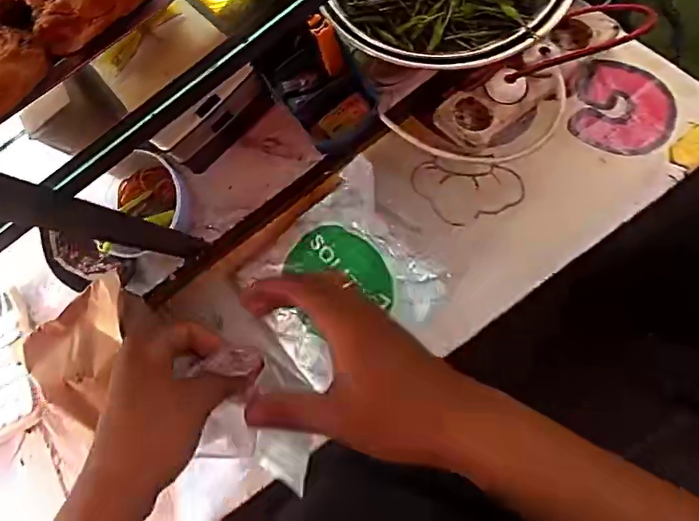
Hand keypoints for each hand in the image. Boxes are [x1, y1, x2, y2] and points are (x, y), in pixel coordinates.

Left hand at [67, 319, 252, 517]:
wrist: (118, 487)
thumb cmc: (155, 434)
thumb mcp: (198, 401)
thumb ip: (225, 379)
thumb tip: (248, 367)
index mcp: (144, 345)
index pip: (188, 329)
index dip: (216, 343)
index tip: (235, 361)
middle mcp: (132, 358)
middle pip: (178, 346)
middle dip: (208, 358)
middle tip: (230, 372)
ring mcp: (127, 384)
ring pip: (170, 368)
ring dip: (197, 376)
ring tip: (218, 390)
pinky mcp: (128, 408)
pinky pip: (161, 387)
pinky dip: (182, 391)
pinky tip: (196, 408)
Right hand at [240, 272, 501, 469]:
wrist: (455, 417)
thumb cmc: (395, 415)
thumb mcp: (337, 418)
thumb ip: (291, 410)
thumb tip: (247, 407)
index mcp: (343, 321)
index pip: (299, 288)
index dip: (269, 288)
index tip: (243, 298)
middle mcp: (358, 309)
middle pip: (315, 281)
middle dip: (283, 286)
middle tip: (256, 304)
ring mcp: (376, 316)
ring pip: (334, 287)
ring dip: (305, 289)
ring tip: (282, 308)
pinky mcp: (387, 329)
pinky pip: (346, 299)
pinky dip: (324, 300)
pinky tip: (322, 327)